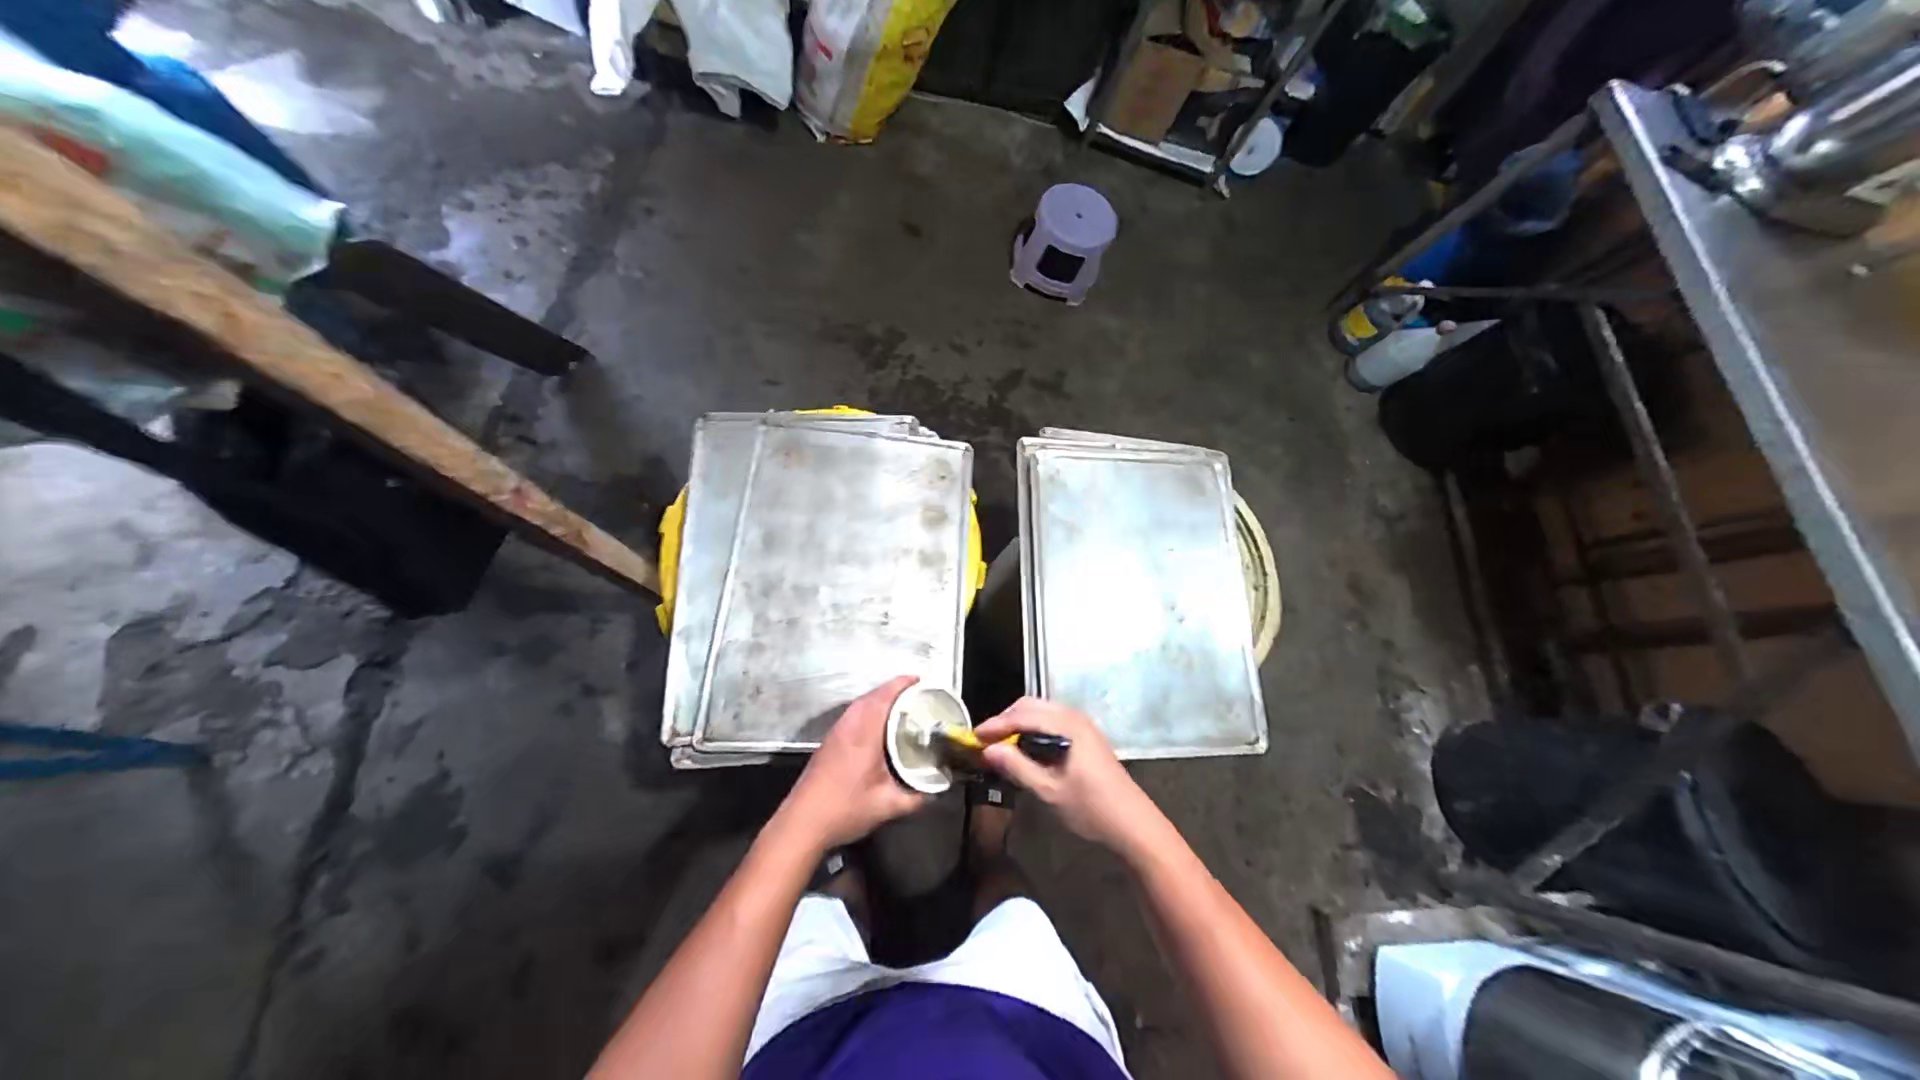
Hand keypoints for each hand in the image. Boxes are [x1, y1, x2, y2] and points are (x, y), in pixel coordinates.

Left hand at [777, 675, 928, 851]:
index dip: (902, 684)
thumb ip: (916, 797)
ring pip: (860, 705)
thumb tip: (937, 790)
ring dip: (880, 700)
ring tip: (903, 707)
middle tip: (918, 695)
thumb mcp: (888, 806)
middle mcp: (848, 726)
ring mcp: (836, 733)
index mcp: (864, 733)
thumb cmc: (845, 809)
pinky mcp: (829, 742)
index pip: (884, 696)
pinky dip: (869, 712)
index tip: (921, 680)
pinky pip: (853, 715)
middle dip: (895, 690)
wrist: (802, 823)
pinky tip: (880, 727)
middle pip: (872, 696)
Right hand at [975, 698, 1166, 855]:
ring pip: (1041, 711)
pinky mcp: (1086, 735)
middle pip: (1031, 706)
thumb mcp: (1049, 791)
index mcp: (1067, 726)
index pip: (1022, 715)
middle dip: (1006, 719)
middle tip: (986, 741)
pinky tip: (1025, 748)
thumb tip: (989, 750)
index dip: (996, 725)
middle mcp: (1075, 718)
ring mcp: (1083, 725)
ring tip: (1001, 744)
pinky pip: (1052, 720)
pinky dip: (1033, 728)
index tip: (975, 737)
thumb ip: (1018, 767)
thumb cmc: (1091, 808)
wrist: (1133, 823)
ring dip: (1019, 723)